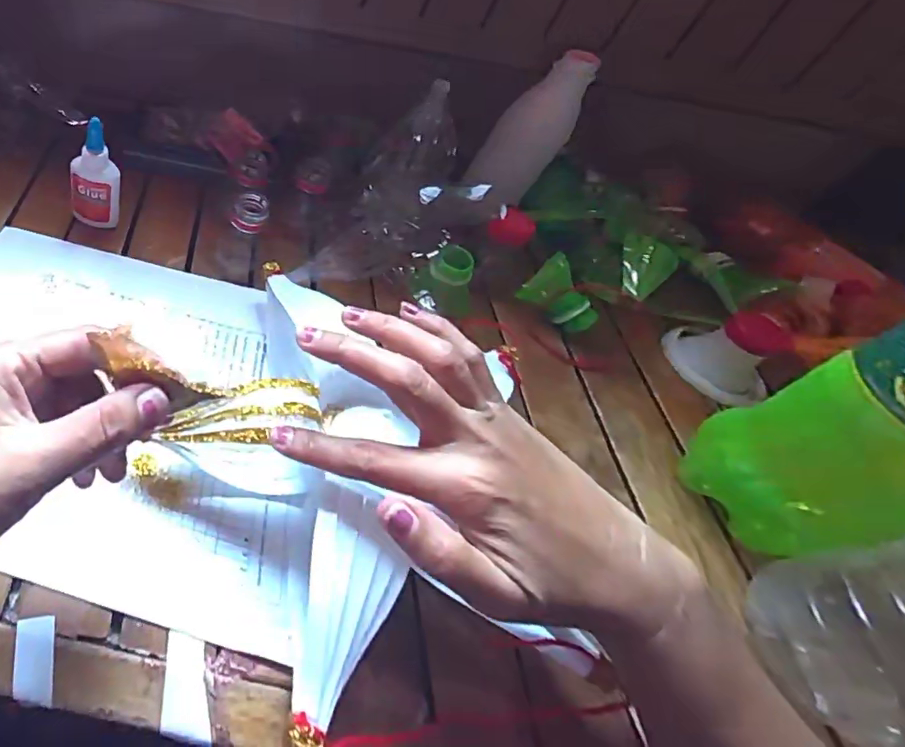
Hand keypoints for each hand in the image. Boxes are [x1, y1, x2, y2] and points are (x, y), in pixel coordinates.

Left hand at [0, 328, 171, 592]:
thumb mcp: (35, 462)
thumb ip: (99, 428)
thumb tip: (158, 399)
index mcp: (7, 362)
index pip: (84, 342)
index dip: (133, 361)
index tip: (174, 388)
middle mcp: (6, 374)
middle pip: (80, 374)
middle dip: (116, 407)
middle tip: (146, 443)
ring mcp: (3, 406)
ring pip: (70, 405)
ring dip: (98, 434)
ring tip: (111, 475)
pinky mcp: (2, 436)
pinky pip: (53, 430)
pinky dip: (76, 450)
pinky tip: (84, 480)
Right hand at [272, 302, 703, 638]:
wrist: (627, 569)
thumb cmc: (548, 583)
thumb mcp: (495, 594)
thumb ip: (438, 553)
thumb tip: (383, 507)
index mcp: (463, 485)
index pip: (373, 459)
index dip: (319, 448)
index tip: (277, 434)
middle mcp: (475, 437)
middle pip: (406, 378)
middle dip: (352, 353)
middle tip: (308, 334)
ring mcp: (494, 416)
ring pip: (440, 355)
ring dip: (392, 328)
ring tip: (348, 312)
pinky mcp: (507, 409)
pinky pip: (472, 356)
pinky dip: (439, 326)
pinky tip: (410, 310)